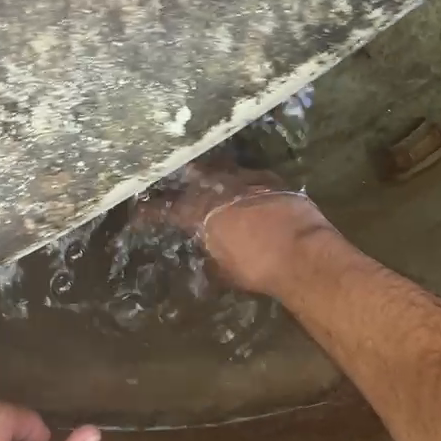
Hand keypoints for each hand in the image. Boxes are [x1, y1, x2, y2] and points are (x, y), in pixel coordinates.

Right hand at [133, 162, 334, 295]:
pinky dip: (240, 181)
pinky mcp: (269, 179)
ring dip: (210, 175)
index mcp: (199, 212)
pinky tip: (243, 187)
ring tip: (205, 178)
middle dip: (178, 180)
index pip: (164, 209)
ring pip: (219, 169)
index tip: (138, 214)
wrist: (302, 252)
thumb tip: (205, 260)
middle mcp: (218, 188)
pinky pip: (247, 175)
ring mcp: (245, 179)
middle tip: (171, 183)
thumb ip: (210, 259)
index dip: (149, 212)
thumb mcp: (223, 271)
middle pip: (190, 176)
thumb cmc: (258, 267)